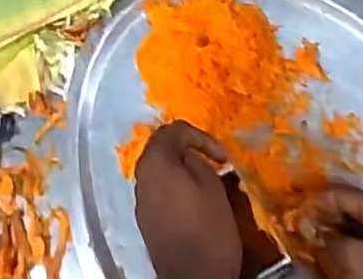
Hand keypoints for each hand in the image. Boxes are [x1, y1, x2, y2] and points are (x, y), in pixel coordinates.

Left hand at [134, 122, 244, 278]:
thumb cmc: (207, 232)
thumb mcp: (213, 189)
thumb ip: (198, 162)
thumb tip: (188, 157)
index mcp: (155, 160)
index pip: (173, 130)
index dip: (200, 136)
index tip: (222, 156)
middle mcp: (142, 173)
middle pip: (162, 149)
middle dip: (188, 150)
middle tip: (212, 163)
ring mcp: (140, 196)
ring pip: (160, 171)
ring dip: (181, 171)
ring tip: (205, 183)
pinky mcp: (145, 218)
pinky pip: (159, 191)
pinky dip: (175, 189)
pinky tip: (192, 203)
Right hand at [298, 186, 362, 278]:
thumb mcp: (352, 259)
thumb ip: (328, 239)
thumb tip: (316, 231)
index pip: (340, 193)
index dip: (317, 203)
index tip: (301, 216)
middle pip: (358, 210)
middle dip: (334, 220)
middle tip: (314, 233)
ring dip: (350, 237)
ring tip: (333, 250)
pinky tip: (359, 263)